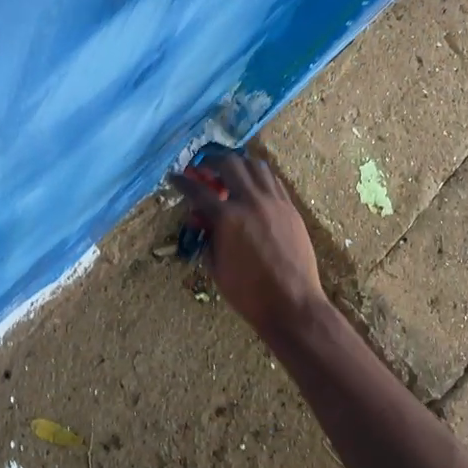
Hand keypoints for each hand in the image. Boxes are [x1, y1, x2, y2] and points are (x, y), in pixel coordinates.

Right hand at [170, 147, 326, 334]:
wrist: (292, 304)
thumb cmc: (248, 293)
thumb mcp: (216, 267)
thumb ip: (207, 237)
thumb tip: (201, 220)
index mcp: (228, 218)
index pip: (198, 191)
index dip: (182, 182)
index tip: (175, 177)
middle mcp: (251, 201)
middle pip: (230, 164)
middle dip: (213, 163)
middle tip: (206, 171)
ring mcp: (274, 202)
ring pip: (255, 165)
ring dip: (239, 165)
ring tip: (232, 175)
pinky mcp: (290, 208)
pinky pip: (273, 181)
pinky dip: (259, 178)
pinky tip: (254, 189)